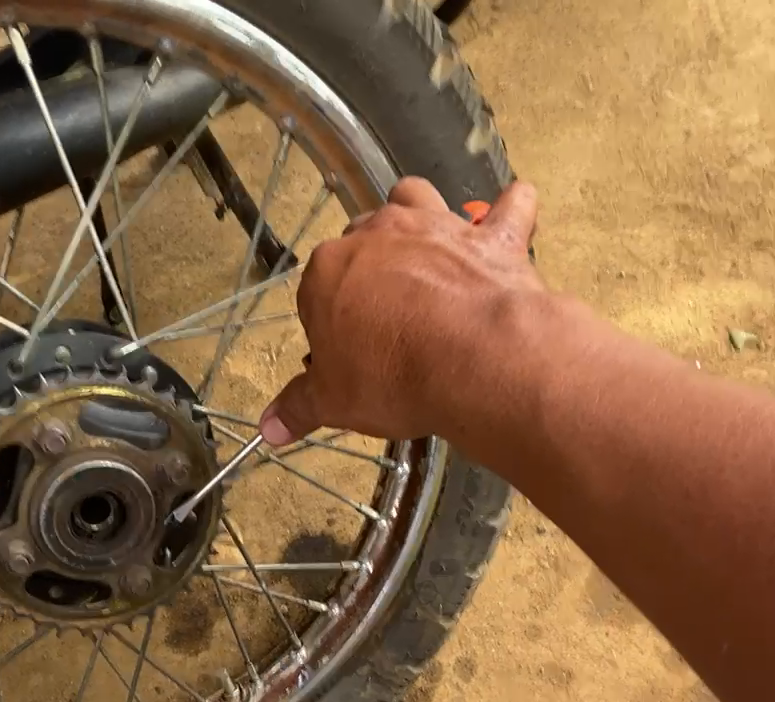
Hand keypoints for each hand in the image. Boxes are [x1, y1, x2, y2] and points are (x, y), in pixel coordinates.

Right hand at [259, 178, 552, 444]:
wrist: (472, 360)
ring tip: (424, 254)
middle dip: (366, 271)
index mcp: (328, 271)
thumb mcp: (332, 402)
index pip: (316, 292)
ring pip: (416, 198)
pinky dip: (507, 213)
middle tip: (382, 322)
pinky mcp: (493, 236)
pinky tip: (506, 224)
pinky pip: (507, 207)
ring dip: (417, 215)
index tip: (346, 357)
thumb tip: (267, 428)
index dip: (330, 325)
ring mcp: (437, 227)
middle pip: (361, 242)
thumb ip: (297, 408)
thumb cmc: (389, 378)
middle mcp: (378, 234)